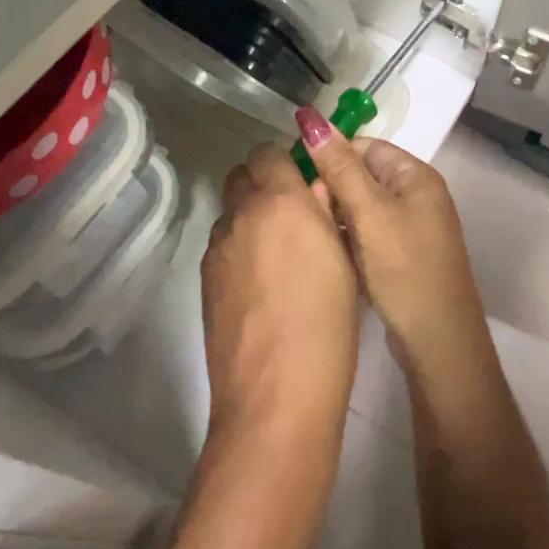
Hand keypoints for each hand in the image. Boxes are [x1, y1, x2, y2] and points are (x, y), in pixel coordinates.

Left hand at [200, 143, 360, 438]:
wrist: (276, 395)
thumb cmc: (327, 323)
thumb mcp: (344, 258)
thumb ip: (326, 212)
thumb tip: (315, 189)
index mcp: (279, 201)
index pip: (268, 152)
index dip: (287, 163)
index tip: (308, 183)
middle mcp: (240, 215)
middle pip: (242, 176)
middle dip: (264, 183)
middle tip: (296, 214)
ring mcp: (217, 249)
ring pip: (231, 213)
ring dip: (252, 218)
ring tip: (281, 257)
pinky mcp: (205, 281)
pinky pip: (224, 246)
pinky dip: (241, 250)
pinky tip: (263, 287)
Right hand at [295, 109, 487, 362]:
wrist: (438, 339)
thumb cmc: (405, 268)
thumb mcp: (369, 213)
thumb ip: (338, 166)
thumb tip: (310, 118)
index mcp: (416, 175)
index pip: (363, 146)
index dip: (329, 156)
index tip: (296, 178)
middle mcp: (417, 195)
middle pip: (361, 176)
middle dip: (330, 189)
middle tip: (302, 212)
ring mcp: (411, 227)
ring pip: (361, 208)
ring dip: (336, 216)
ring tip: (309, 233)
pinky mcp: (403, 256)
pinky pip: (368, 234)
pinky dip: (347, 238)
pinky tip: (327, 254)